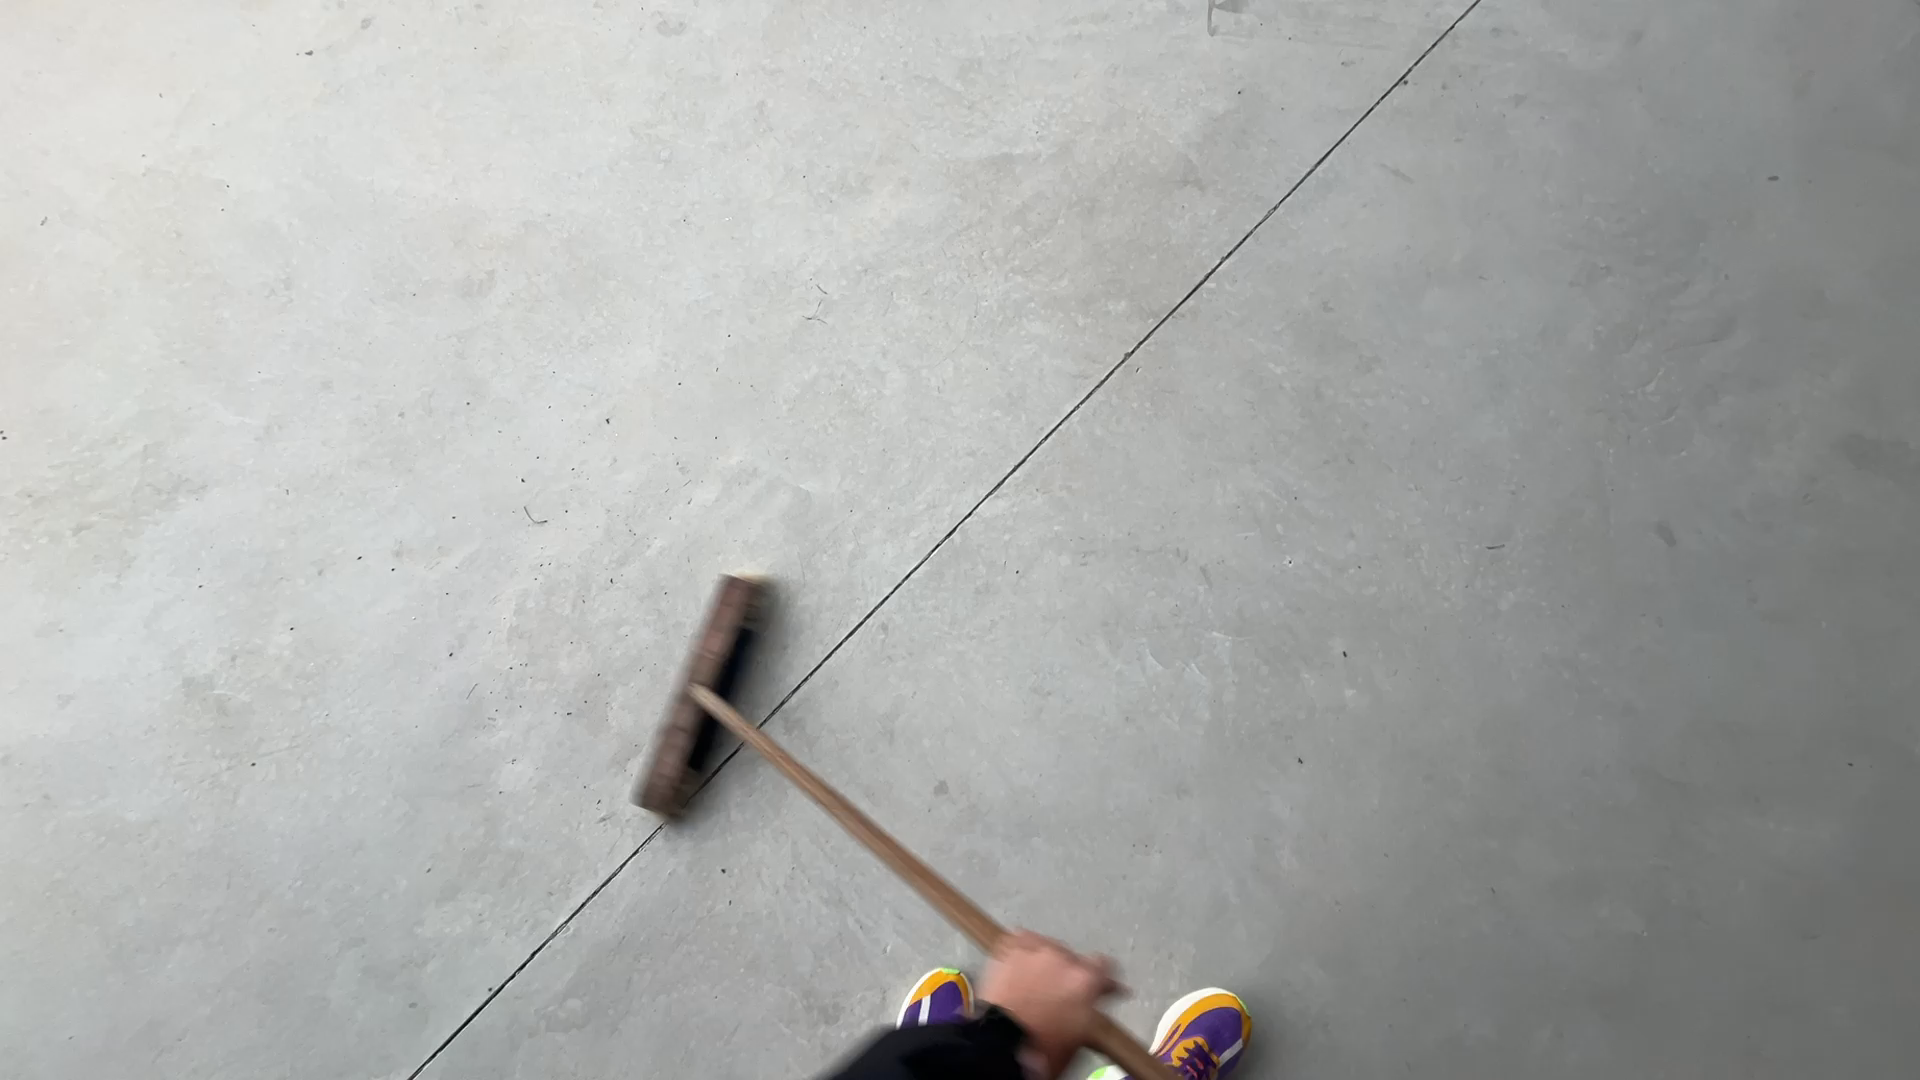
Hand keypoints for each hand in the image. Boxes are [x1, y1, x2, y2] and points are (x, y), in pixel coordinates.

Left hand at [978, 930, 1123, 1078]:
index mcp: (1086, 980)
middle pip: (1073, 959)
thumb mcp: (1080, 1034)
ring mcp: (1037, 949)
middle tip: (1059, 994)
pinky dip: (1023, 951)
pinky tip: (1021, 966)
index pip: (1105, 967)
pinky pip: (1022, 940)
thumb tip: (1091, 1004)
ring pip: (1048, 948)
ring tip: (1035, 983)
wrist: (1003, 1042)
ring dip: (1046, 963)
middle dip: (1069, 974)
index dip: (1103, 979)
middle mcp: (1064, 958)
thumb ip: (1090, 1009)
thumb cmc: (1041, 1048)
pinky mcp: (1012, 946)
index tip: (1102, 985)